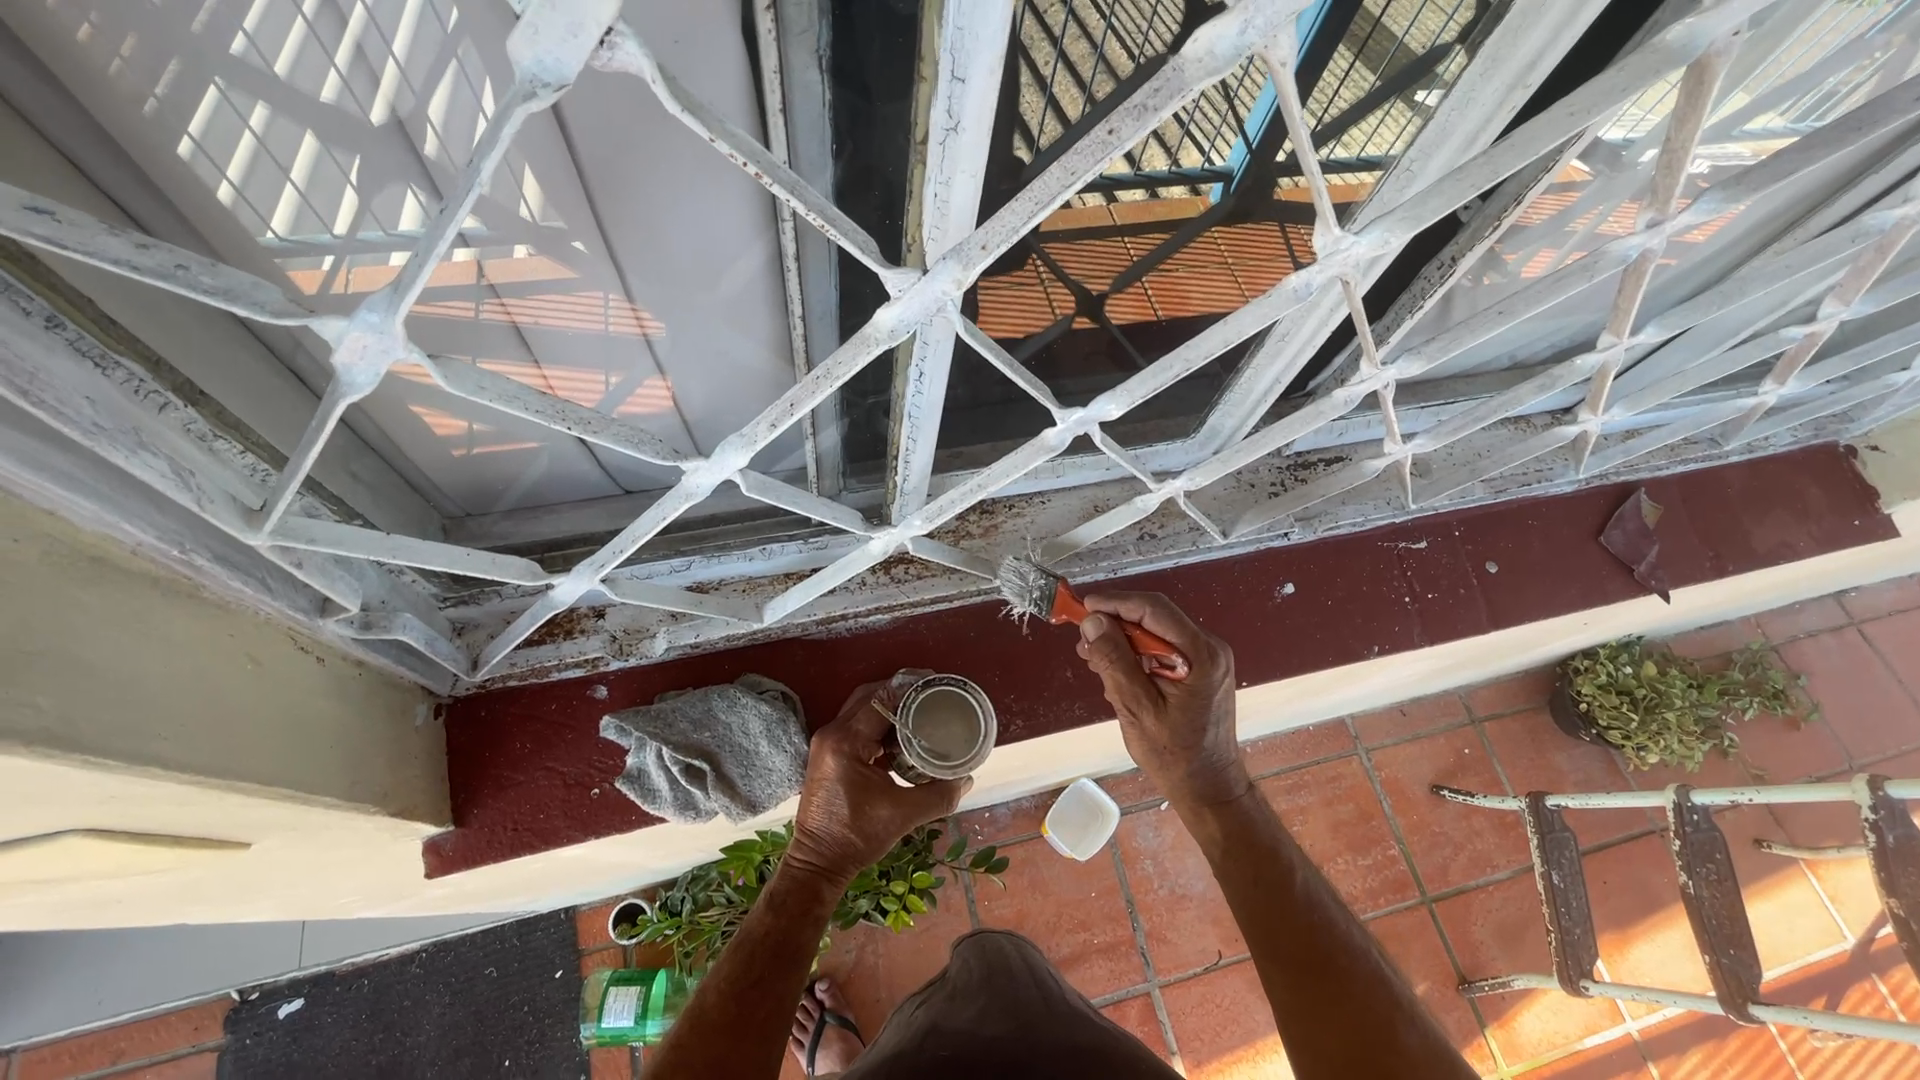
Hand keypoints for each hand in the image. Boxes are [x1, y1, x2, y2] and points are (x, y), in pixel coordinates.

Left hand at [785, 682, 971, 885]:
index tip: (936, 682)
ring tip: (922, 711)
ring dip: (890, 708)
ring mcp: (827, 744)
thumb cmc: (856, 837)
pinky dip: (880, 726)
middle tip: (931, 692)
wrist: (818, 863)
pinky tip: (904, 736)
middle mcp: (832, 734)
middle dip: (900, 691)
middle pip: (869, 697)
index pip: (881, 699)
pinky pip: (858, 727)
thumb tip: (966, 778)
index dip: (909, 687)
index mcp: (846, 741)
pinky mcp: (830, 756)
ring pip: (862, 710)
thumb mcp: (904, 815)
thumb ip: (939, 794)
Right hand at [1075, 592, 1248, 808]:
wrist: (1208, 785)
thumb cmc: (1174, 755)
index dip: (1115, 602)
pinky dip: (1136, 655)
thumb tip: (1093, 621)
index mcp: (1201, 654)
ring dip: (1123, 640)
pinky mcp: (1200, 670)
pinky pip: (1163, 649)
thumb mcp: (1136, 708)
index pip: (1153, 609)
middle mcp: (1209, 648)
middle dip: (1116, 623)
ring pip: (1156, 633)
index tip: (1083, 607)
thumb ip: (1115, 661)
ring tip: (1093, 657)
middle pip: (1155, 618)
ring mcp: (1207, 659)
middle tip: (1083, 639)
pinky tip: (1115, 671)